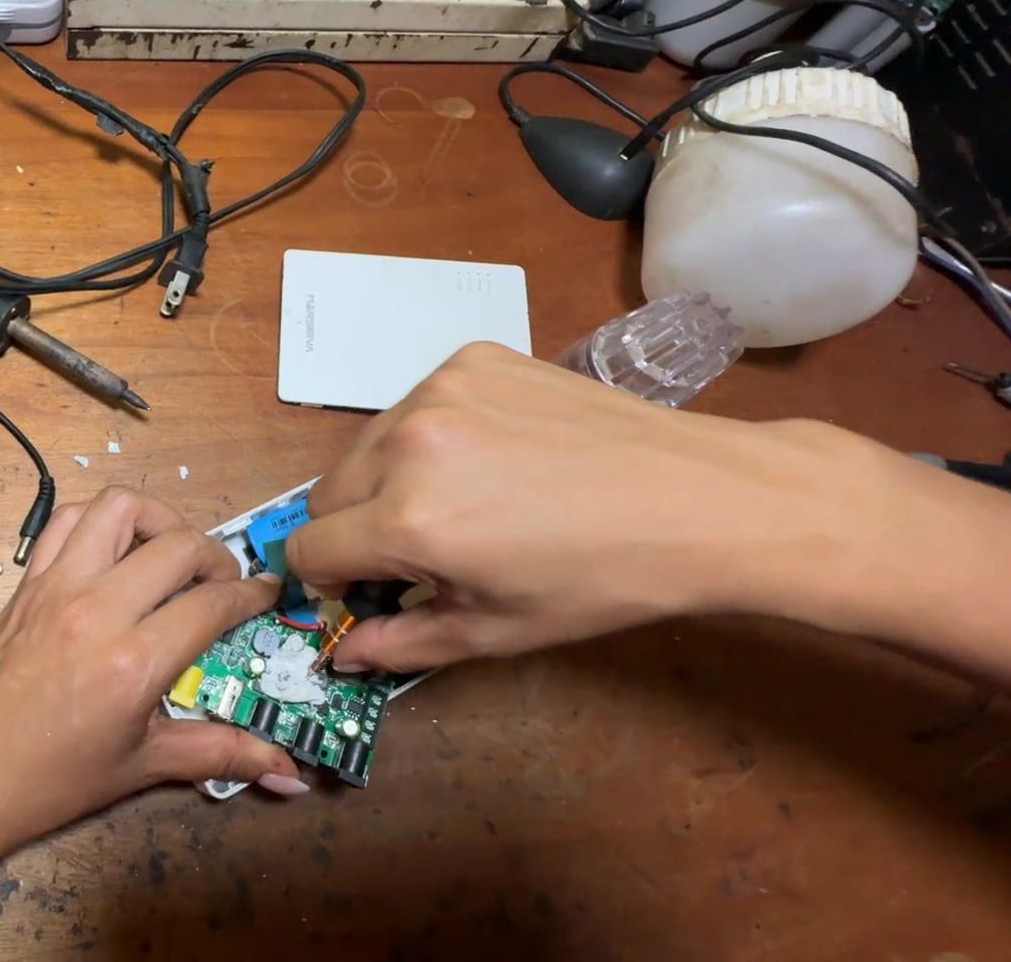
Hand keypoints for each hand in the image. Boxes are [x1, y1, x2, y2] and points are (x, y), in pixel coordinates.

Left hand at [0, 487, 306, 868]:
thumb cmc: (54, 780)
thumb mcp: (143, 766)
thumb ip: (221, 754)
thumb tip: (291, 774)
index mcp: (133, 660)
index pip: (212, 603)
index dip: (251, 594)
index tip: (267, 592)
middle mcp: (97, 608)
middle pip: (177, 545)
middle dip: (215, 555)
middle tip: (221, 581)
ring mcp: (56, 586)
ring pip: (117, 508)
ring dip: (156, 519)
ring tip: (168, 552)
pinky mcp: (26, 581)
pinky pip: (65, 522)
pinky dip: (98, 521)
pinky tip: (112, 551)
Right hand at [285, 342, 888, 672]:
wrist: (703, 497)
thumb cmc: (601, 580)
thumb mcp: (497, 630)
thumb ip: (401, 644)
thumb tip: (341, 651)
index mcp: (410, 521)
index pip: (307, 548)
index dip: (328, 578)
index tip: (368, 586)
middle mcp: (406, 444)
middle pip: (324, 494)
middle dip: (353, 528)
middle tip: (417, 545)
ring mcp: (437, 390)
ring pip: (364, 447)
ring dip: (385, 479)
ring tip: (459, 494)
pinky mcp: (468, 357)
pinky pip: (412, 405)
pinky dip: (428, 435)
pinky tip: (488, 450)